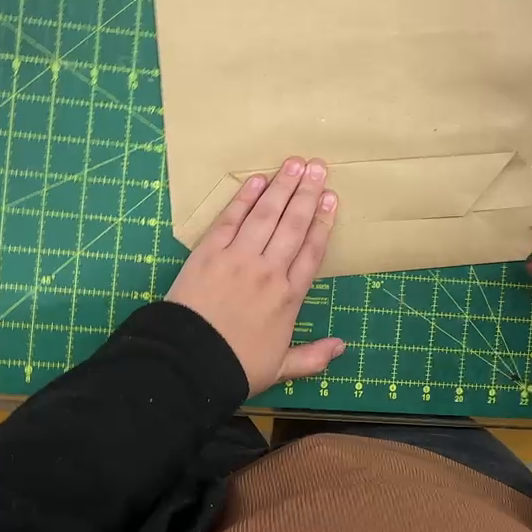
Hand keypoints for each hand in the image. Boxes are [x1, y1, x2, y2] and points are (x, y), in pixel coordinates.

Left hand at [166, 157, 342, 396]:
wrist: (189, 363)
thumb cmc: (235, 367)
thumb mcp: (281, 369)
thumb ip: (313, 357)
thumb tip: (341, 347)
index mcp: (289, 297)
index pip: (312, 251)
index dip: (323, 222)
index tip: (330, 198)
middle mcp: (269, 270)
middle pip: (293, 224)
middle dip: (307, 193)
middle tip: (317, 166)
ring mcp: (239, 257)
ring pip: (266, 214)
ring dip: (282, 186)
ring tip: (295, 163)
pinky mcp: (210, 252)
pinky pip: (231, 218)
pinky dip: (245, 198)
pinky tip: (257, 181)